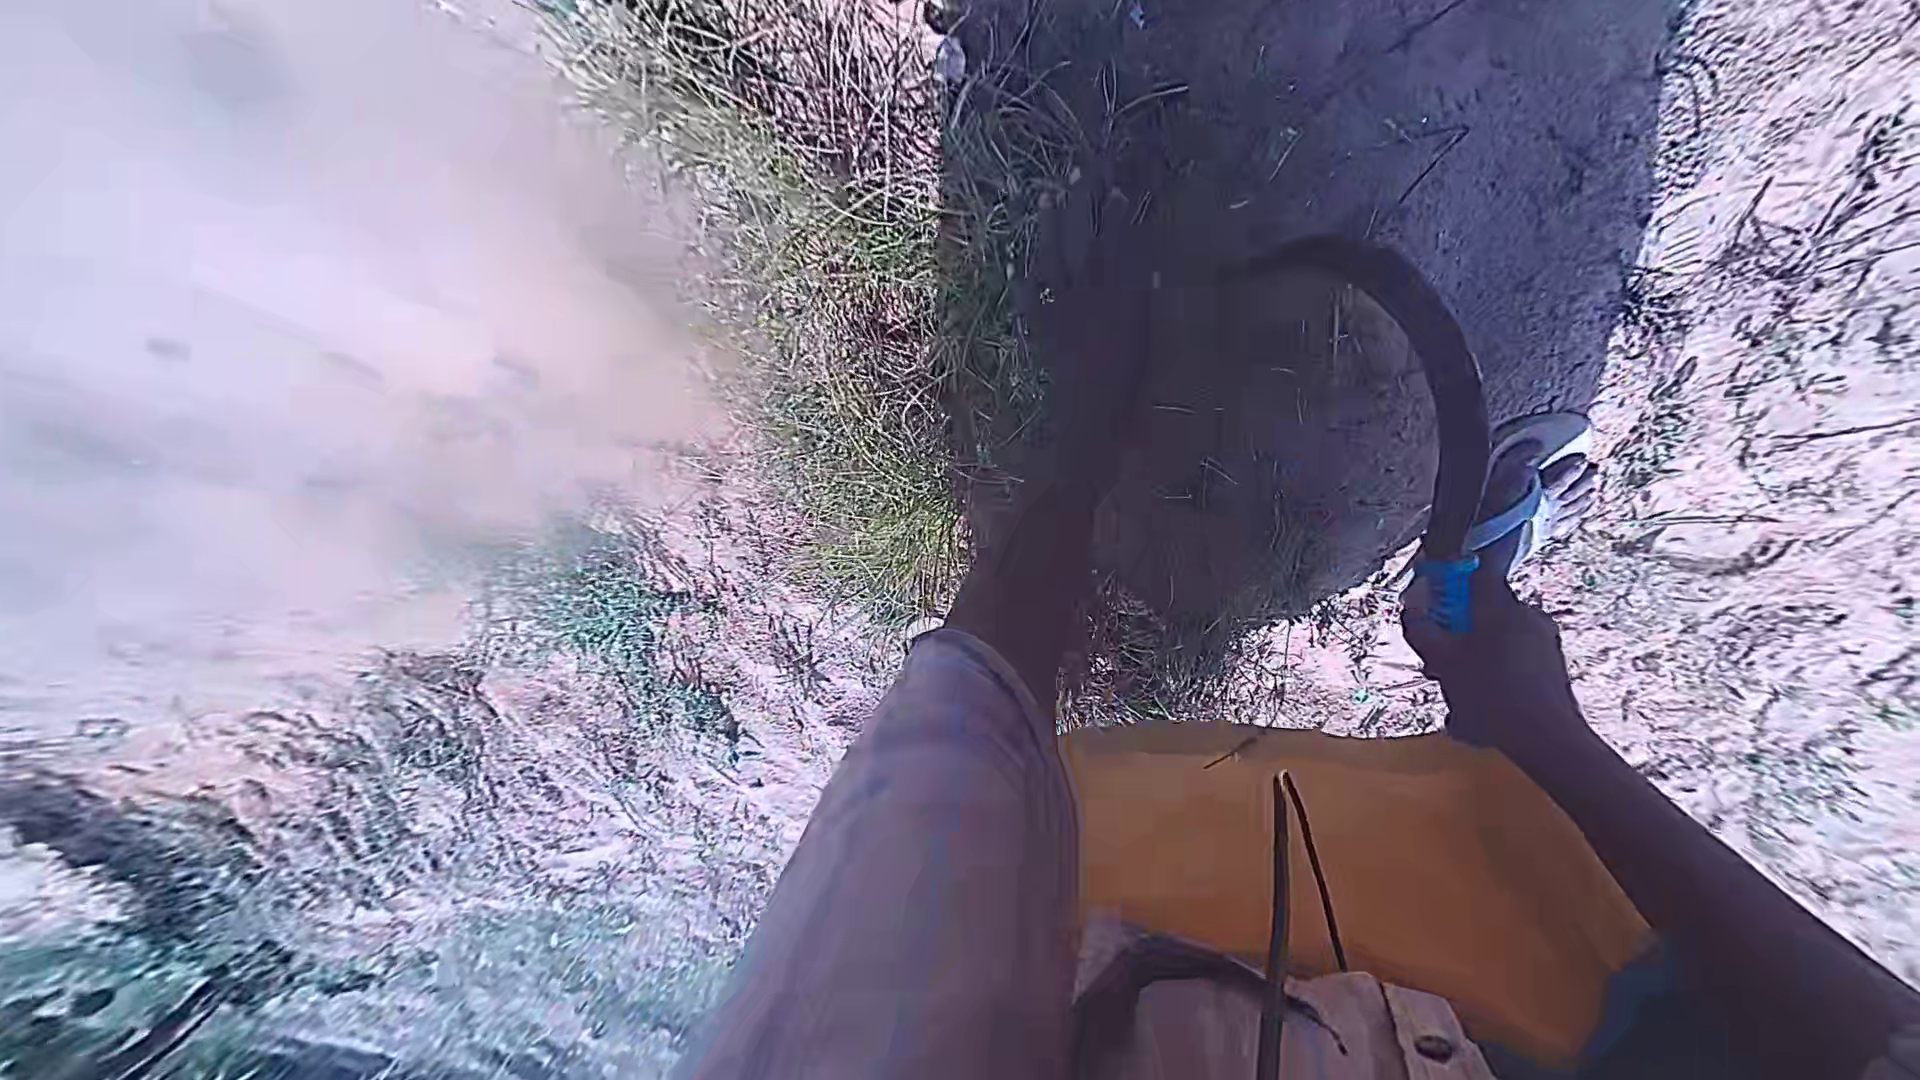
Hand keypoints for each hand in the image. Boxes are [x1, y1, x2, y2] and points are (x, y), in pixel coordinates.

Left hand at [1025, 186, 1155, 494]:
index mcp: (1117, 294)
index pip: (1118, 245)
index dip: (1116, 216)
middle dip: (1080, 207)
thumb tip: (1150, 267)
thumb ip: (1145, 299)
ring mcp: (1060, 311)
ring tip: (1046, 199)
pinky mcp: (1042, 331)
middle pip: (1082, 242)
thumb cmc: (1128, 378)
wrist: (1091, 411)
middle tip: (1076, 175)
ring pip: (1052, 261)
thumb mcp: (1146, 335)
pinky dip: (1023, 282)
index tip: (1113, 190)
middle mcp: (1086, 294)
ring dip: (1049, 229)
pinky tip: (1017, 262)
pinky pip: (1029, 301)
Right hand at [1401, 568, 1592, 770]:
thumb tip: (1412, 611)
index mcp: (1501, 606)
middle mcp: (1527, 615)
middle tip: (1435, 650)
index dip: (1450, 576)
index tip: (1431, 590)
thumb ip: (1421, 629)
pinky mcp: (1551, 663)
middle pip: (1481, 607)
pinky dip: (1490, 661)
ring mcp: (1544, 639)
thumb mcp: (1441, 658)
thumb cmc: (1489, 691)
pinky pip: (1510, 650)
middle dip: (1454, 624)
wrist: (1545, 738)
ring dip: (1470, 646)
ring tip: (1452, 677)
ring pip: (1494, 631)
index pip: (1474, 572)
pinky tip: (1477, 689)